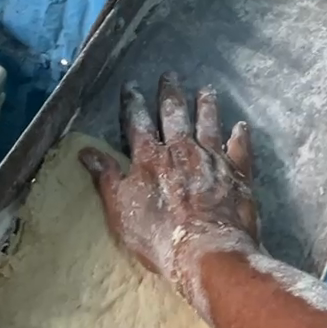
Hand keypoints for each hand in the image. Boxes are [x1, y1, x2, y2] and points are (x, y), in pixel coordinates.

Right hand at [79, 73, 260, 319]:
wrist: (206, 251)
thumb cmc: (157, 235)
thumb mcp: (119, 208)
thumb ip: (105, 177)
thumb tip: (85, 152)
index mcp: (149, 157)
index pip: (137, 122)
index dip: (132, 103)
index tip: (131, 87)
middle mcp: (180, 149)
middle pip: (174, 114)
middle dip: (169, 94)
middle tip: (170, 76)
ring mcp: (211, 158)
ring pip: (208, 123)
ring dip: (205, 105)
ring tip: (205, 89)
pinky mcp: (237, 173)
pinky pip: (239, 147)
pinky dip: (240, 134)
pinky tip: (241, 125)